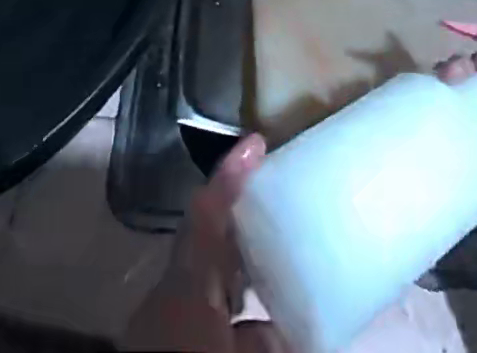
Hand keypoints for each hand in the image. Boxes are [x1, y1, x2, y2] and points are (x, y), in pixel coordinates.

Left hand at [120, 135, 285, 352]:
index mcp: (185, 296)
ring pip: (210, 293)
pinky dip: (236, 326)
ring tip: (293, 288)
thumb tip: (316, 333)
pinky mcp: (162, 350)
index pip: (207, 216)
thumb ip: (282, 340)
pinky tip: (269, 337)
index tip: (257, 143)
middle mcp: (168, 305)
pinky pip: (205, 326)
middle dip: (248, 229)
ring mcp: (160, 334)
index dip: (231, 175)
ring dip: (248, 290)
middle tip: (288, 210)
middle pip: (210, 248)